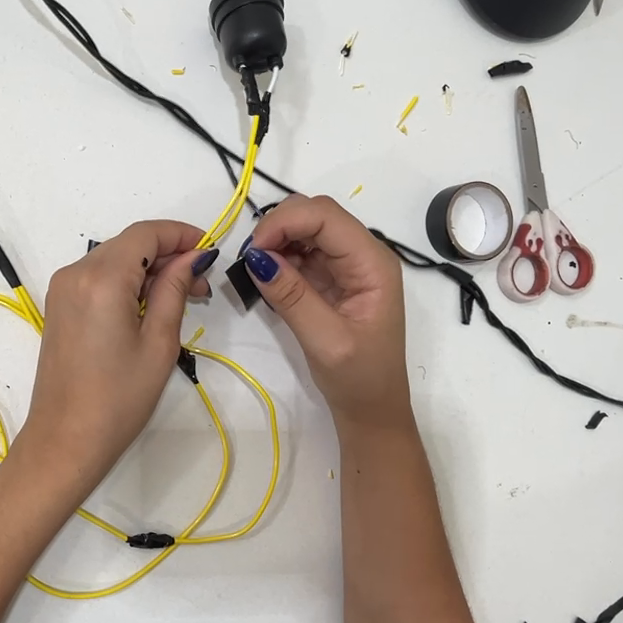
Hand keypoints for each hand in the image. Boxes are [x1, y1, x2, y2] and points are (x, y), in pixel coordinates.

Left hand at [16, 220, 211, 493]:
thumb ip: (174, 290)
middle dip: (167, 254)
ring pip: (113, 258)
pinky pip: (97, 277)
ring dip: (147, 268)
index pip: (145, 233)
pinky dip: (125, 281)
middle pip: (128, 243)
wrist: (65, 438)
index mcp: (101, 278)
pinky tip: (148, 306)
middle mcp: (75, 272)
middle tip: (201, 286)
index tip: (210, 251)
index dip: (180, 234)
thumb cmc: (119, 398)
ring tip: (180, 298)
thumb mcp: (159, 342)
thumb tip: (192, 257)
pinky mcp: (58, 305)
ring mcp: (61, 288)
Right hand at [242, 195, 411, 430]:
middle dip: (278, 226)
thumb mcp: (325, 340)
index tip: (252, 251)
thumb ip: (292, 296)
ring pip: (306, 228)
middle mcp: (362, 255)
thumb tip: (256, 258)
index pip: (326, 217)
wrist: (372, 408)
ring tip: (256, 269)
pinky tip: (268, 278)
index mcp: (372, 264)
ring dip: (277, 240)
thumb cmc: (358, 378)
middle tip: (250, 259)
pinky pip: (302, 251)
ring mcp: (346, 265)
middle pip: (316, 214)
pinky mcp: (330, 278)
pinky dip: (279, 256)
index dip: (285, 222)